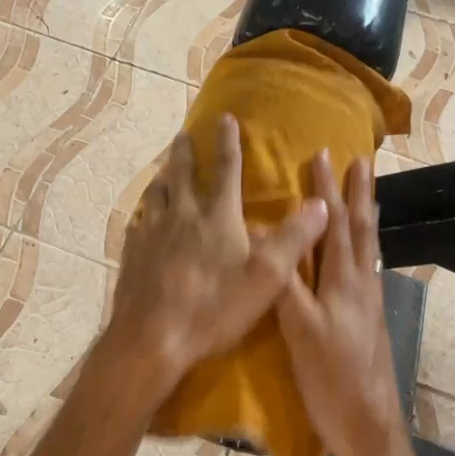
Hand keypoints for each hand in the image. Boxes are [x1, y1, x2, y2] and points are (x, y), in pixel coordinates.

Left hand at [102, 113, 327, 391]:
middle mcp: (182, 214)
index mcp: (217, 216)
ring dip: (162, 178)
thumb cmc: (214, 307)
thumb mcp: (267, 277)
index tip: (225, 118)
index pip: (226, 169)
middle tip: (183, 134)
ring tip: (163, 173)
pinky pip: (138, 222)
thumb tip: (322, 203)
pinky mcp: (132, 253)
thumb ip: (295, 238)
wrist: (152, 337)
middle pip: (181, 173)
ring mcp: (152, 232)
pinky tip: (143, 220)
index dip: (228, 142)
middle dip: (184, 151)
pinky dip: (144, 213)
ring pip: (156, 194)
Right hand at [277, 153, 405, 455]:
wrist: (369, 427)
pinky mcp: (369, 319)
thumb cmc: (330, 377)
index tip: (323, 154)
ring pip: (368, 247)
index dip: (327, 190)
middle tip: (361, 161)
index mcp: (344, 280)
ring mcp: (369, 302)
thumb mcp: (298, 329)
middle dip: (357, 193)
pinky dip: (364, 245)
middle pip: (361, 228)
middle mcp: (362, 283)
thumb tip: (264, 234)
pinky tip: (362, 254)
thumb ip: (283, 281)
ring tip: (366, 196)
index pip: (334, 224)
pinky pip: (368, 266)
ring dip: (365, 216)